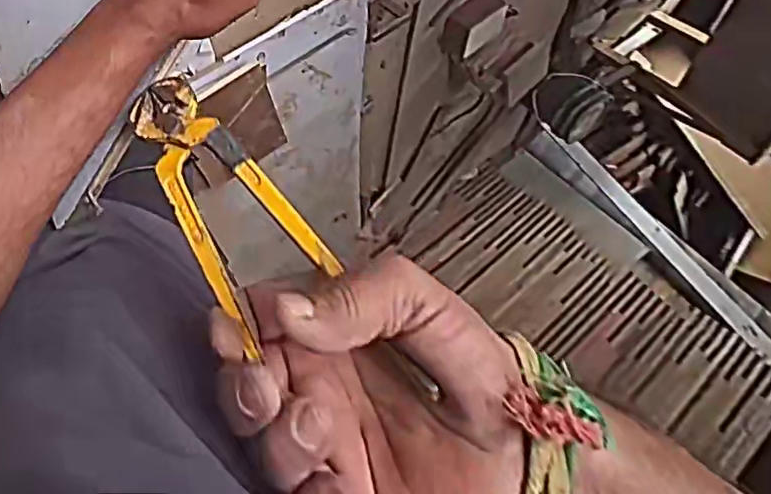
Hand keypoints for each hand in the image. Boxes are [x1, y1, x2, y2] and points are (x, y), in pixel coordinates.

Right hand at [214, 254, 524, 493]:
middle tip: (268, 388)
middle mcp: (312, 383)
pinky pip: (298, 493)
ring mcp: (326, 442)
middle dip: (241, 384)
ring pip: (260, 439)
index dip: (231, 326)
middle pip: (241, 379)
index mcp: (320, 332)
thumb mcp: (424, 305)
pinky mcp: (344, 491)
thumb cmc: (481, 370)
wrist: (538, 457)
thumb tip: (287, 310)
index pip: (250, 319)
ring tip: (318, 427)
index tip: (234, 337)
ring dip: (274, 434)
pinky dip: (305, 486)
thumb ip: (359, 296)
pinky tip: (336, 478)